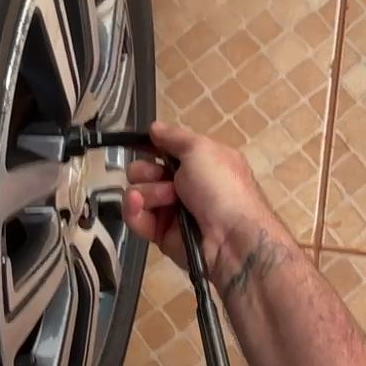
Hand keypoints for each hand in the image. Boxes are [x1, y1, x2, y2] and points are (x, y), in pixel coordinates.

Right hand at [124, 122, 292, 294]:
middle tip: (164, 178)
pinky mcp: (160, 234)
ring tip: (168, 199)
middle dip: (147, 170)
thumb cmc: (220, 186)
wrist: (231, 237)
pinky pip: (135, 217)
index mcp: (198, 163)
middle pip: (144, 170)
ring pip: (137, 192)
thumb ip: (174, 137)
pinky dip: (134, 210)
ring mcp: (170, 210)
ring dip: (148, 192)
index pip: (165, 150)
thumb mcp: (201, 149)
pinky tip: (138, 205)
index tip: (139, 144)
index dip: (150, 146)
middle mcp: (184, 185)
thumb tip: (154, 128)